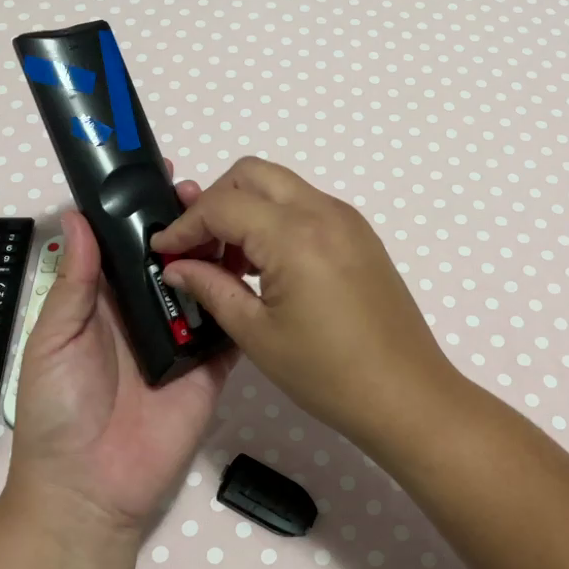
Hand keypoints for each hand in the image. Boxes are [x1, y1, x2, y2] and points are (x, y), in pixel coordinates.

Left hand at [5, 174, 233, 535]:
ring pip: (206, 288)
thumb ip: (75, 283)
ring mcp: (183, 342)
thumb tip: (75, 217)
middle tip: (207, 197)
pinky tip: (259, 273)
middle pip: (174, 261)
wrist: (90, 491)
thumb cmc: (58, 412)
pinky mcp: (211, 369)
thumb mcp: (54, 341)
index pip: (127, 247)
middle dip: (189, 227)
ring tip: (236, 225)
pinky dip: (243, 305)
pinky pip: (231, 331)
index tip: (161, 178)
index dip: (142, 213)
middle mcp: (146, 315)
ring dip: (219, 256)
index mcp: (104, 304)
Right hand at [149, 157, 459, 440]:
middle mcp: (323, 212)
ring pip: (281, 186)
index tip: (163, 251)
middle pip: (252, 174)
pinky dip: (275, 219)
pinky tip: (263, 266)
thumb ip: (212, 289)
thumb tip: (177, 267)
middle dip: (214, 200)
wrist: (406, 393)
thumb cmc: (327, 373)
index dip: (185, 225)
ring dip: (246, 208)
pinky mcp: (360, 236)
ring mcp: (347, 220)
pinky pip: (306, 206)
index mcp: (295, 235)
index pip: (223, 206)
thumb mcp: (257, 334)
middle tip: (196, 246)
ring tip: (226, 261)